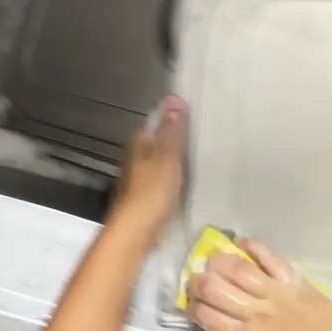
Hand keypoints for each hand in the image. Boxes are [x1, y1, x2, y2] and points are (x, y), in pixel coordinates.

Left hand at [107, 95, 186, 236]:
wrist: (135, 231)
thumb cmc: (152, 191)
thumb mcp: (167, 157)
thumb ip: (171, 131)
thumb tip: (172, 98)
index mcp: (138, 144)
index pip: (152, 123)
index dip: (168, 120)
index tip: (189, 119)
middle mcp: (134, 159)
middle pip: (153, 144)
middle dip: (170, 141)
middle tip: (197, 139)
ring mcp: (137, 180)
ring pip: (156, 163)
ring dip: (170, 161)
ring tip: (195, 160)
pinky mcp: (143, 199)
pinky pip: (159, 182)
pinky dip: (169, 180)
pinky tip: (182, 184)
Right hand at [184, 239, 331, 330]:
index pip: (206, 316)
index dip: (192, 310)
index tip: (192, 311)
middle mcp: (257, 312)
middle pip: (214, 287)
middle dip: (197, 283)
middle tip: (196, 286)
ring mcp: (277, 293)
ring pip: (236, 267)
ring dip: (216, 262)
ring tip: (211, 264)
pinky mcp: (296, 281)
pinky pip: (269, 257)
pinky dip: (253, 246)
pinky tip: (241, 243)